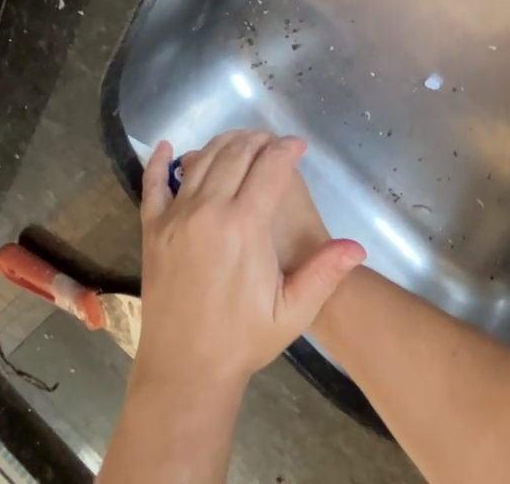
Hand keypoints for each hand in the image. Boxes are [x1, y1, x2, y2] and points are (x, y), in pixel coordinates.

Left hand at [135, 131, 365, 390]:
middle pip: (236, 153)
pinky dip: (158, 161)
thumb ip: (325, 273)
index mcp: (245, 225)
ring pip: (200, 160)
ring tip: (242, 142)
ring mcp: (175, 217)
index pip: (270, 166)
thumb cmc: (243, 339)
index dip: (287, 149)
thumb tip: (357, 246)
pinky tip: (167, 147)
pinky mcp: (152, 229)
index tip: (299, 145)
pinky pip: (153, 184)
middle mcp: (208, 211)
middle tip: (274, 142)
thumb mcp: (293, 311)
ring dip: (223, 143)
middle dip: (259, 140)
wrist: (184, 369)